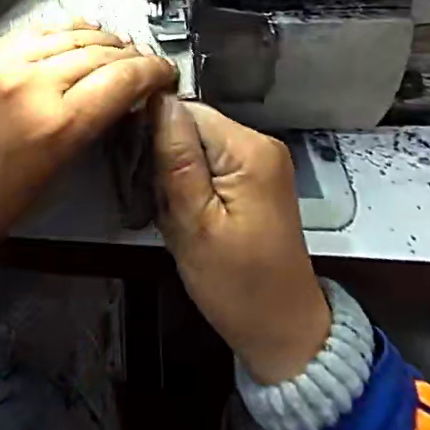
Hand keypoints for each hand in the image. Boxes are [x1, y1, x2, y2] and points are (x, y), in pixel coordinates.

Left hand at [0, 20, 176, 257]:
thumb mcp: (51, 176)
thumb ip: (87, 130)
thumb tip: (114, 101)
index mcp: (56, 124)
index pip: (122, 80)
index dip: (153, 72)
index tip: (166, 74)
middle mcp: (33, 82)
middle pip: (100, 53)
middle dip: (130, 56)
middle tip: (144, 64)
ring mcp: (4, 62)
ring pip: (70, 35)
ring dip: (101, 39)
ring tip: (118, 46)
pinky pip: (35, 32)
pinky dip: (64, 32)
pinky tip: (79, 33)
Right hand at [152, 97, 331, 383]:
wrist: (282, 328)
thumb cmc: (237, 286)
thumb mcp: (194, 224)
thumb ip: (176, 159)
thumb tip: (159, 101)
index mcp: (249, 149)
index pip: (186, 110)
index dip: (155, 135)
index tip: (146, 174)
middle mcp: (261, 143)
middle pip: (193, 125)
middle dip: (167, 158)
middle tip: (166, 204)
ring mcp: (262, 159)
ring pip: (197, 144)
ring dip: (179, 175)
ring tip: (179, 215)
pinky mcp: (257, 177)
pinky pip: (212, 162)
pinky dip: (194, 185)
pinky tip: (193, 216)